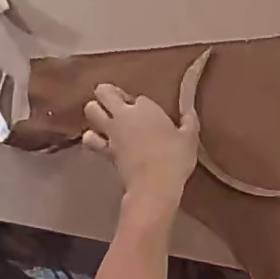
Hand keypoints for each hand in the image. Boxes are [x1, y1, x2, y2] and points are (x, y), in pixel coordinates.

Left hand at [81, 83, 198, 212]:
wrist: (154, 186)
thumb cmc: (175, 159)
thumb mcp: (190, 138)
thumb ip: (189, 121)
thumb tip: (190, 111)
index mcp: (146, 107)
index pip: (138, 97)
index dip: (142, 105)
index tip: (151, 117)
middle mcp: (124, 114)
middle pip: (104, 92)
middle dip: (108, 94)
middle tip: (119, 105)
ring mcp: (111, 132)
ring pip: (91, 110)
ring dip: (96, 112)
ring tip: (106, 120)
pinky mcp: (104, 150)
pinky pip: (90, 139)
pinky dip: (92, 138)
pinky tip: (98, 140)